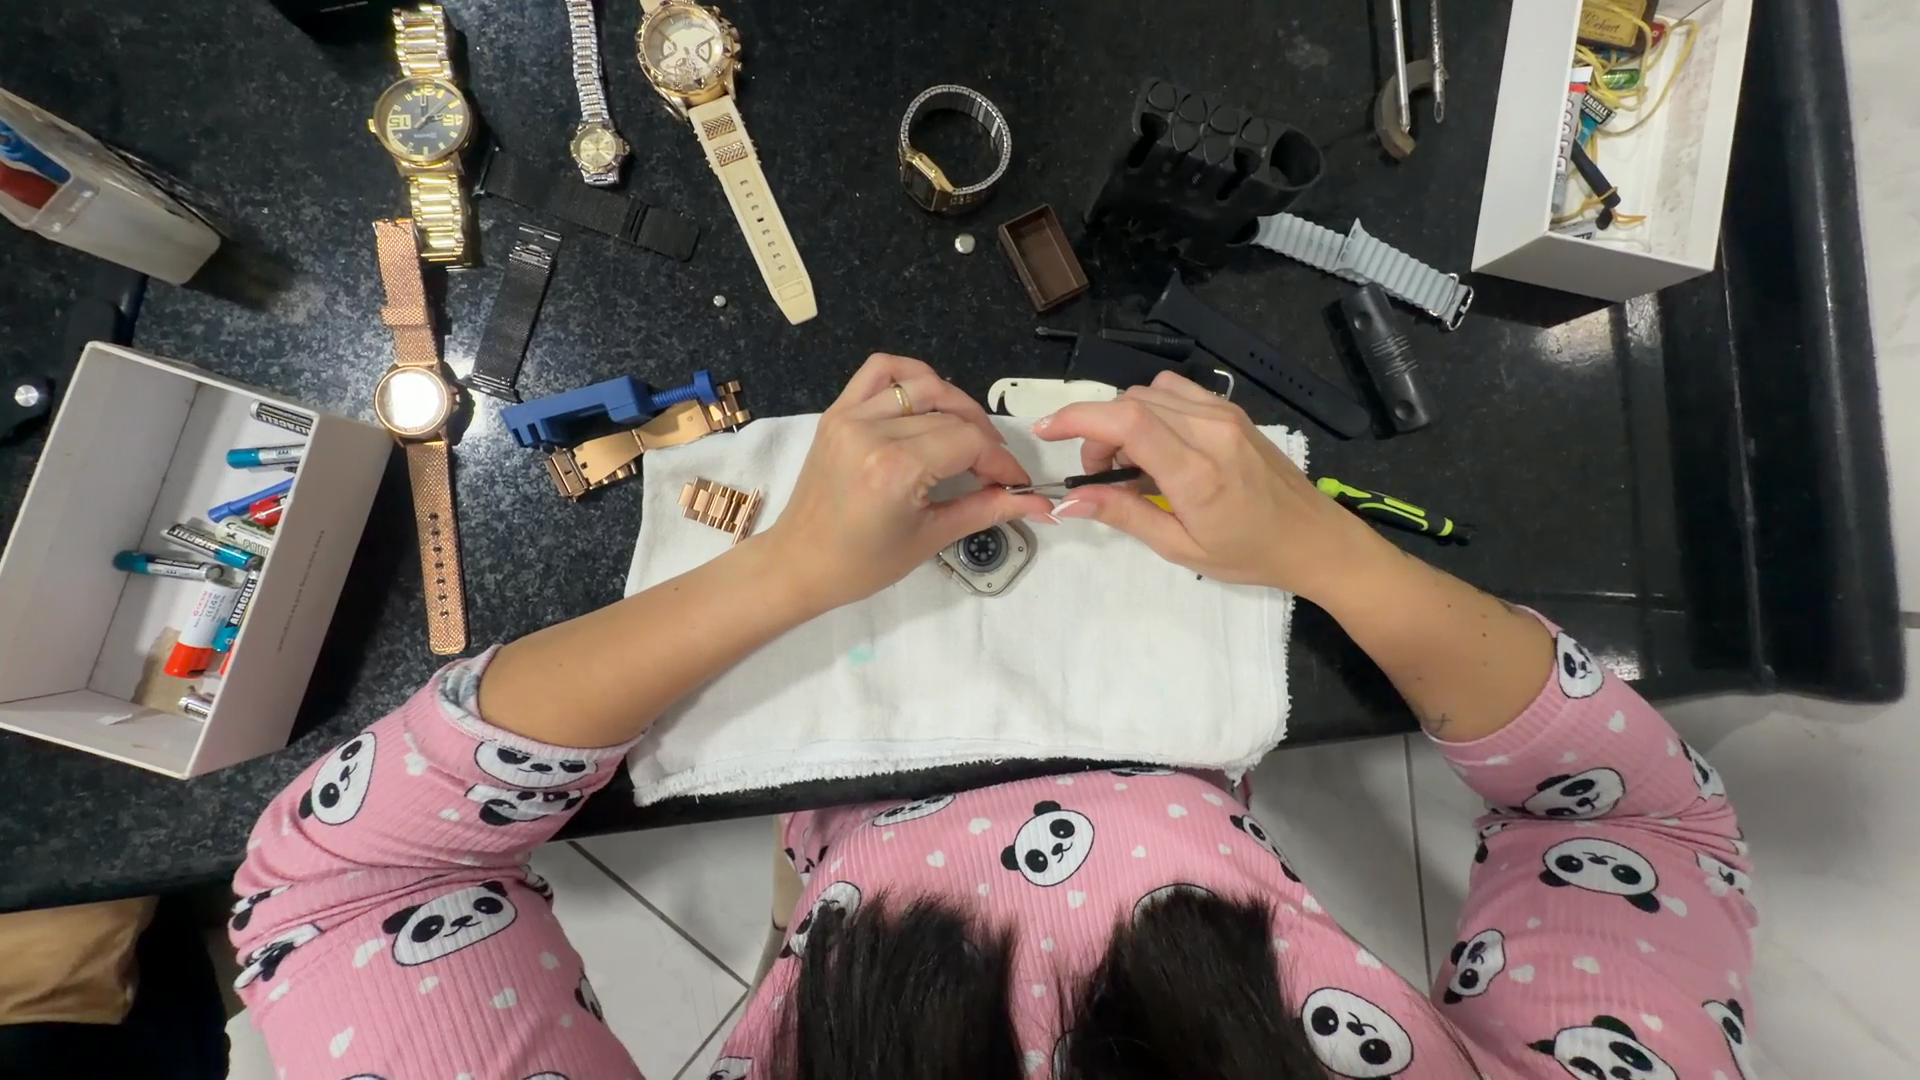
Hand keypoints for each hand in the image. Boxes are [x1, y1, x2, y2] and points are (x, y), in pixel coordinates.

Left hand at [764, 353, 1053, 611]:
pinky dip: (910, 377)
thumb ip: (986, 510)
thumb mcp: (931, 538)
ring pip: (921, 385)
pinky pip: (879, 372)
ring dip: (955, 404)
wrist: (799, 563)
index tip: (1015, 482)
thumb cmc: (862, 564)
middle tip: (993, 469)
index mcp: (896, 468)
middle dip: (984, 440)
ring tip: (966, 433)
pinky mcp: (836, 413)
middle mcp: (872, 431)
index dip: (1001, 461)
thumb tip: (1038, 503)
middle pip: (951, 415)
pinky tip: (926, 400)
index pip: (969, 442)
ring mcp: (850, 416)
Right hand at [1031, 371, 1377, 598]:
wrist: (1314, 539)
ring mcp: (1225, 415)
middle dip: (1098, 432)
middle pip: (1131, 402)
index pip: (1127, 421)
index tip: (1047, 431)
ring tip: (1129, 464)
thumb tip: (1070, 501)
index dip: (1078, 418)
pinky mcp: (1232, 412)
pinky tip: (1157, 445)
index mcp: (1197, 472)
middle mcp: (1211, 431)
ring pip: (1150, 393)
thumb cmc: (1248, 554)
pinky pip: (1176, 393)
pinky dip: (1150, 410)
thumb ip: (1123, 515)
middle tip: (1101, 476)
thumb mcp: (1180, 547)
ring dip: (1124, 421)